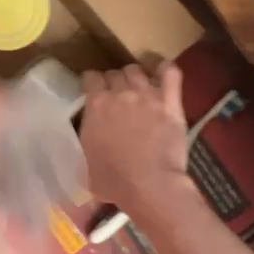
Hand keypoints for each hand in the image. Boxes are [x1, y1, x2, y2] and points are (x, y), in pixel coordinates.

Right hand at [79, 64, 195, 217]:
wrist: (150, 185)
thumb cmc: (113, 180)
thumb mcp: (84, 163)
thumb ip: (84, 144)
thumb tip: (84, 145)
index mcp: (96, 105)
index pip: (90, 78)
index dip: (91, 82)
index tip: (92, 90)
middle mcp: (120, 93)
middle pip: (114, 73)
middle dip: (114, 81)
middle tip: (117, 95)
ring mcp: (147, 95)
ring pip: (137, 71)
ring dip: (135, 76)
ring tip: (138, 87)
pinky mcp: (170, 102)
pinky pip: (169, 73)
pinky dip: (165, 68)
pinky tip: (163, 71)